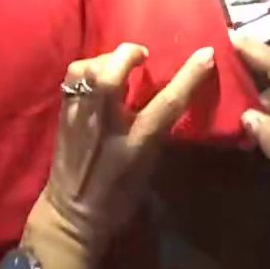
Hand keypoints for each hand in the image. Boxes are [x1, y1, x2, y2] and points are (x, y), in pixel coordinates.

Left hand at [23, 44, 216, 268]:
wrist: (71, 216)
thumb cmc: (118, 195)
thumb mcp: (147, 165)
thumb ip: (157, 128)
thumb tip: (172, 93)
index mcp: (135, 144)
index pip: (166, 104)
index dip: (189, 76)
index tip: (206, 52)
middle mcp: (105, 126)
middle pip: (111, 77)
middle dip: (129, 53)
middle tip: (142, 54)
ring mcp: (79, 117)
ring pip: (89, 70)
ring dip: (107, 58)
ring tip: (118, 62)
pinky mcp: (63, 113)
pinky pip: (74, 75)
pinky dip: (88, 66)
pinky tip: (97, 71)